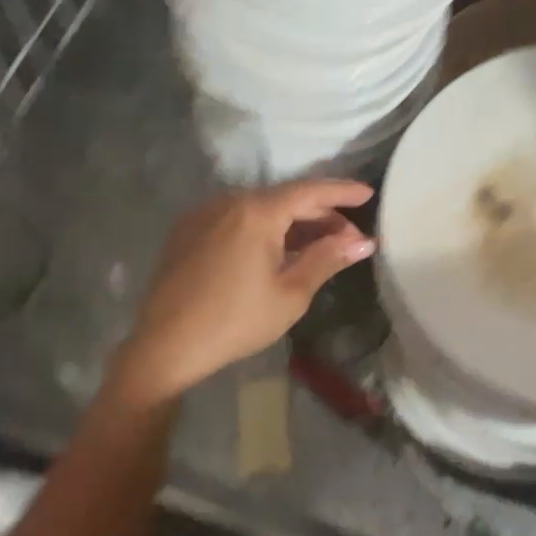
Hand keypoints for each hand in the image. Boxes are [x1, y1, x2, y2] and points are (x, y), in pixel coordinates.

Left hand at [108, 180, 376, 404]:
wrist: (167, 344)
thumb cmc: (236, 321)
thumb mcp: (290, 294)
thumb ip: (326, 260)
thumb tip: (362, 242)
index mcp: (256, 212)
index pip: (310, 191)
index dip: (343, 192)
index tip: (368, 195)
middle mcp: (228, 201)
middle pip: (284, 199)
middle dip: (320, 215)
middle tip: (349, 238)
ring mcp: (204, 215)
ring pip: (259, 210)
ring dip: (292, 224)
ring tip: (318, 247)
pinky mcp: (187, 232)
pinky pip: (236, 221)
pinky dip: (263, 230)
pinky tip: (277, 253)